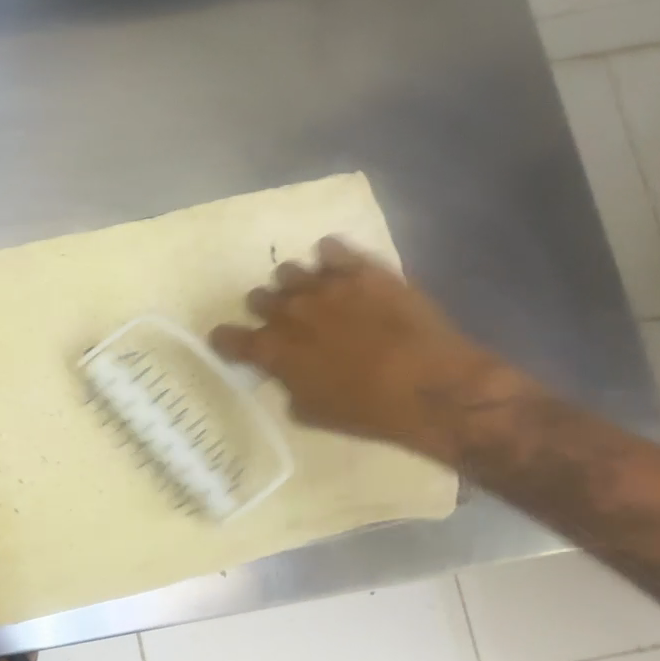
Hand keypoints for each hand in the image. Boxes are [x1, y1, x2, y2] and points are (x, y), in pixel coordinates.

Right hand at [208, 236, 504, 453]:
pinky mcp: (363, 270)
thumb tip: (288, 372)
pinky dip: (329, 257)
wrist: (433, 388)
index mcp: (274, 352)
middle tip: (284, 322)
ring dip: (295, 285)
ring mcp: (326, 287)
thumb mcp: (312, 412)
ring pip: (289, 271)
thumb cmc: (369, 412)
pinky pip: (332, 248)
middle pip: (258, 298)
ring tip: (313, 295)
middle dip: (266, 310)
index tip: (229, 342)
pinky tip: (337, 268)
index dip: (226, 339)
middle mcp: (290, 313)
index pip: (229, 338)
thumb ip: (289, 384)